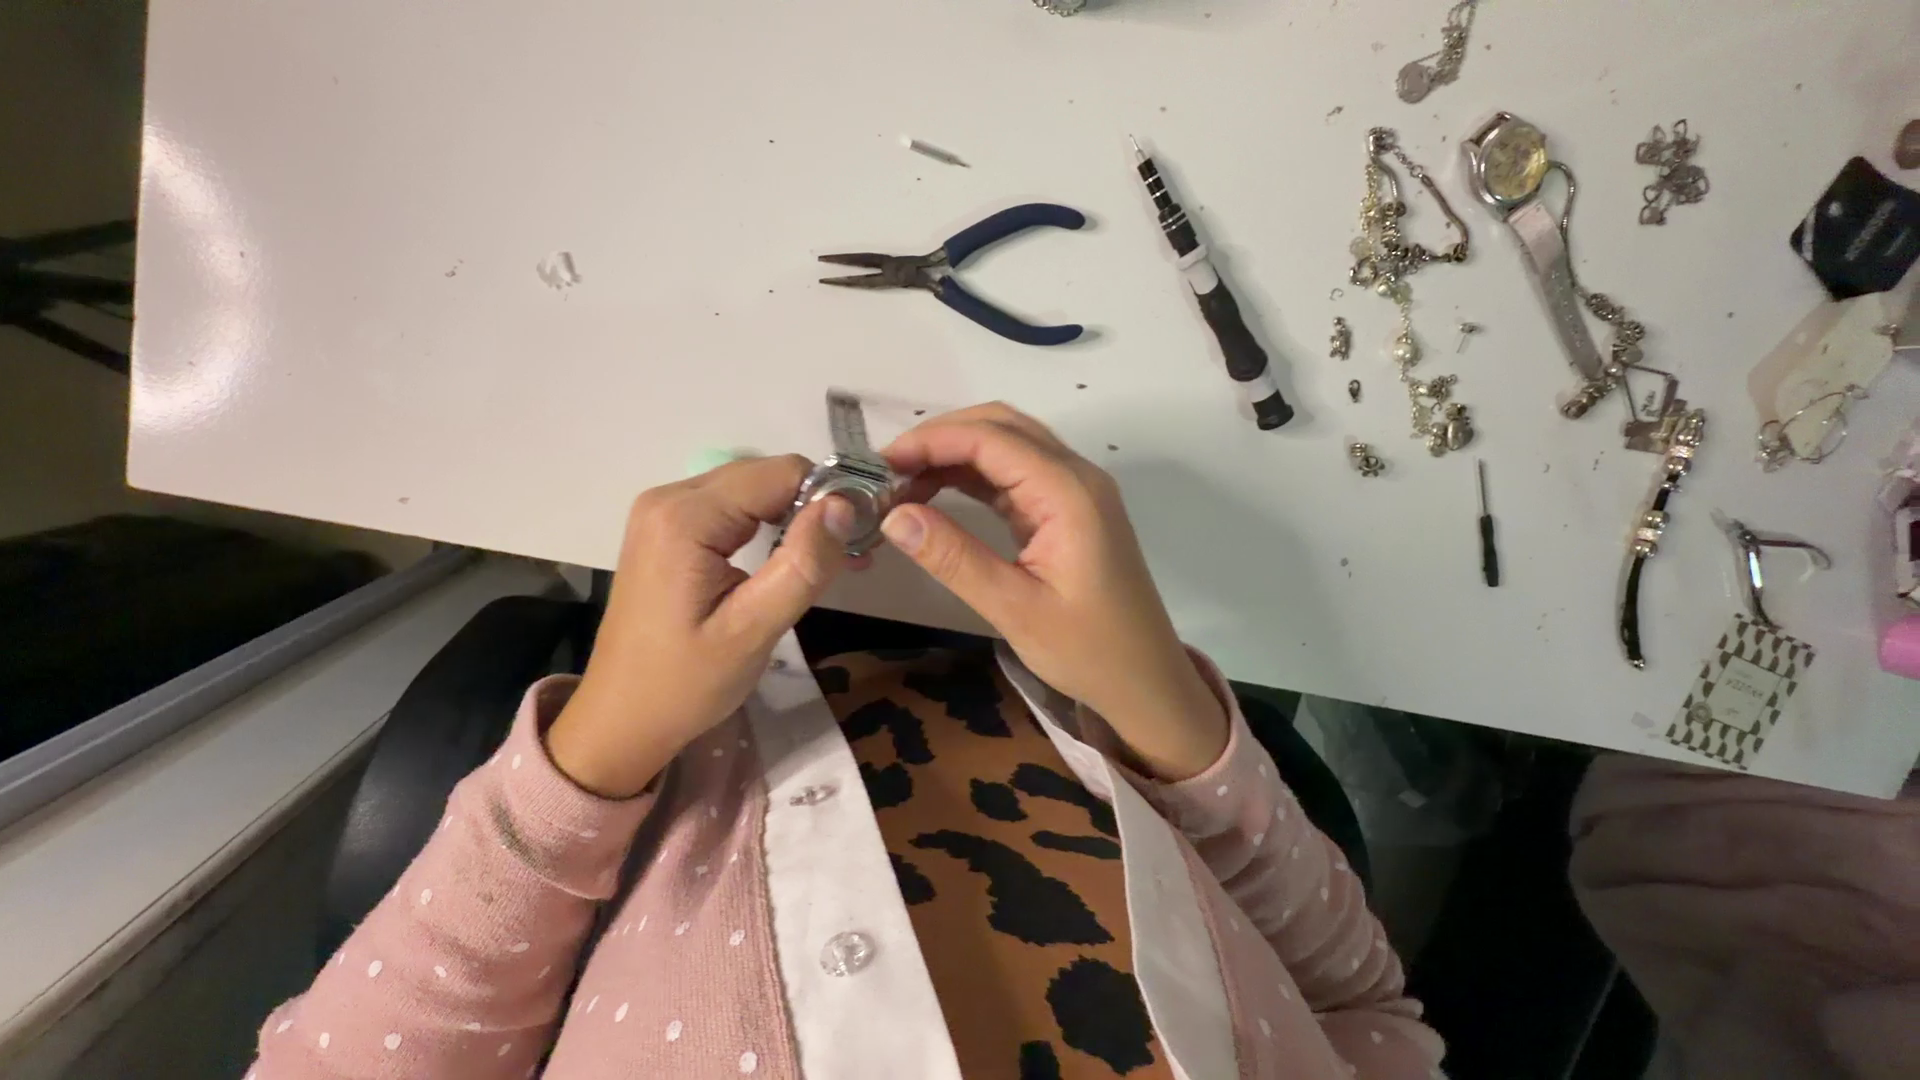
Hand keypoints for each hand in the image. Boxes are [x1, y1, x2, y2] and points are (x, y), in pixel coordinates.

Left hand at [546, 456, 855, 797]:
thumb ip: (802, 565)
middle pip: (766, 476)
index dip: (831, 495)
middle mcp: (669, 498)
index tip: (865, 536)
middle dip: (815, 507)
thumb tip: (844, 505)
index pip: (781, 473)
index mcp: (685, 517)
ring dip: (795, 517)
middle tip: (854, 555)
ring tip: (830, 561)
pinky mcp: (667, 530)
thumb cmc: (685, 684)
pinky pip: (731, 509)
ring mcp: (664, 512)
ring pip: (752, 490)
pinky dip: (768, 525)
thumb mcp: (754, 630)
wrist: (622, 720)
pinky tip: (791, 559)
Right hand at [880, 404, 1226, 779]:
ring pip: (1008, 446)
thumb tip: (892, 516)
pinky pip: (1016, 474)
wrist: (1145, 680)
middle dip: (942, 437)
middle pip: (1002, 426)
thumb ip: (954, 558)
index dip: (932, 440)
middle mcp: (1076, 476)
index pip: (992, 438)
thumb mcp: (1014, 608)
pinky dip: (974, 476)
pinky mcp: (1068, 510)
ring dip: (956, 454)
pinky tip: (938, 494)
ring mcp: (1075, 491)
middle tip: (889, 470)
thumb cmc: (1088, 650)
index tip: (881, 463)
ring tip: (904, 483)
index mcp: (1069, 492)